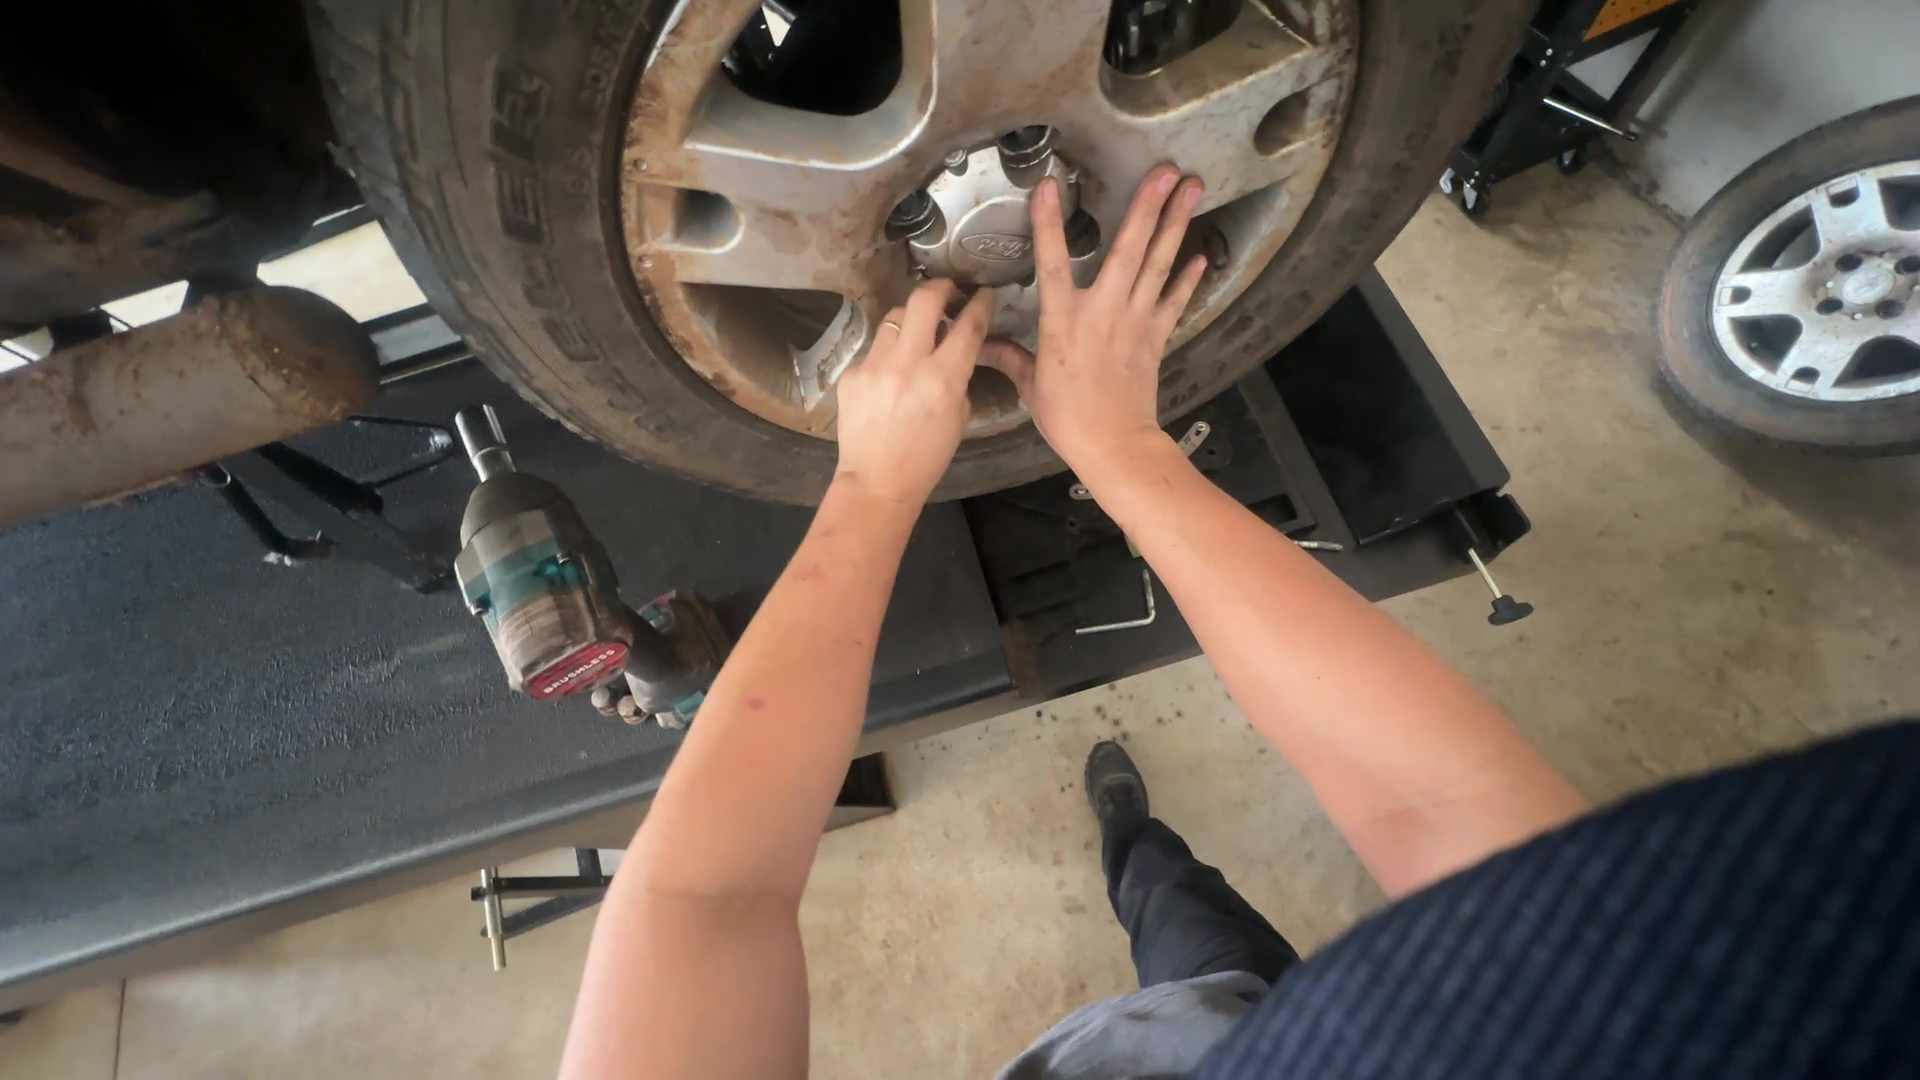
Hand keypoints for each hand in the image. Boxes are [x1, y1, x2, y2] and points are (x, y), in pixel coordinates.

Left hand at [833, 279, 994, 504]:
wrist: (877, 481)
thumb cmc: (927, 457)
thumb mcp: (958, 417)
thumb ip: (957, 377)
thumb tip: (954, 348)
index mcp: (943, 380)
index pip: (967, 326)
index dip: (979, 303)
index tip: (981, 293)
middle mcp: (907, 365)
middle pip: (924, 300)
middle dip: (941, 288)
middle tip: (948, 292)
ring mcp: (874, 367)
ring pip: (894, 318)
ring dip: (910, 321)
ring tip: (916, 335)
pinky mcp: (852, 374)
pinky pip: (875, 350)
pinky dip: (887, 356)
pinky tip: (889, 377)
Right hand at [985, 165, 1206, 472]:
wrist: (1113, 443)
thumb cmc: (1067, 417)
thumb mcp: (1031, 385)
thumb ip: (1009, 357)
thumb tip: (979, 345)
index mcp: (1063, 322)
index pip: (1052, 263)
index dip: (1049, 224)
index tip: (1050, 186)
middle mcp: (1102, 312)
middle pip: (1128, 250)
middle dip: (1146, 206)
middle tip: (1165, 168)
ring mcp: (1135, 321)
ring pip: (1158, 265)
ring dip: (1175, 224)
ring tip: (1192, 188)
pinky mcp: (1156, 337)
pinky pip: (1175, 301)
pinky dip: (1188, 279)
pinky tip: (1201, 255)